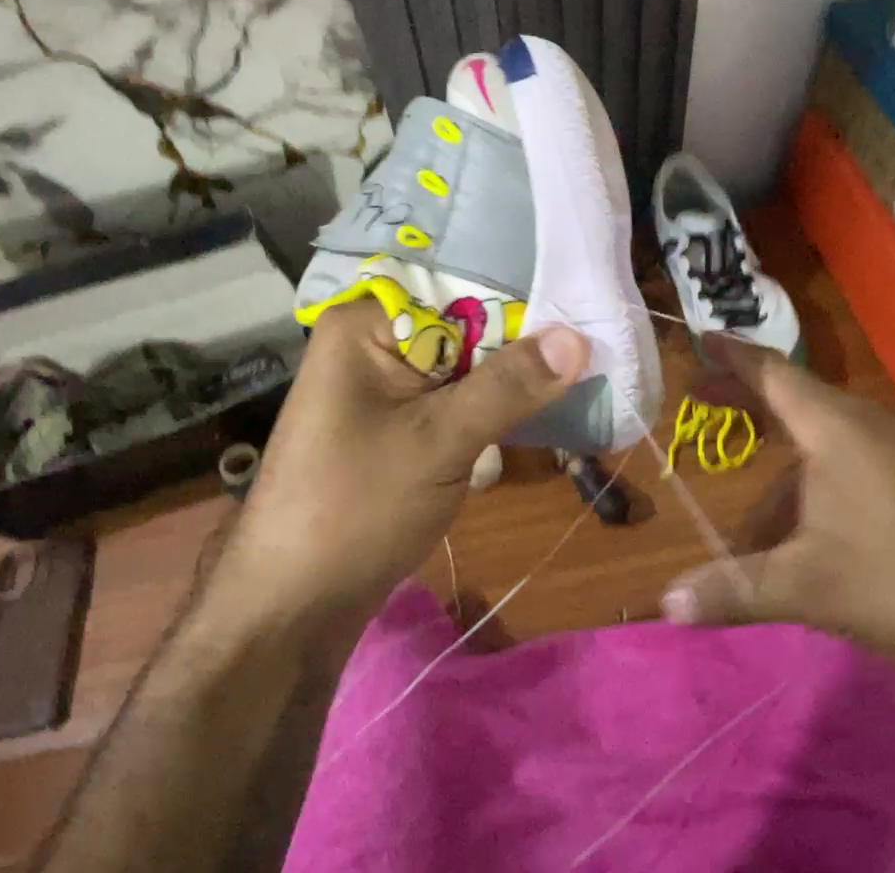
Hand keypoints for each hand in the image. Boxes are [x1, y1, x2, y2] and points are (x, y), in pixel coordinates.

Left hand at [227, 298, 588, 615]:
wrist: (294, 605)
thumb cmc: (356, 509)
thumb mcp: (439, 440)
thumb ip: (508, 386)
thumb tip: (577, 337)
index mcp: (366, 326)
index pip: (459, 289)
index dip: (523, 297)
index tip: (588, 306)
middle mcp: (372, 346)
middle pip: (465, 327)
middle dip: (525, 344)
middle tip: (600, 347)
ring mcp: (383, 392)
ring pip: (466, 370)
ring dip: (515, 382)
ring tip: (590, 377)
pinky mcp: (397, 431)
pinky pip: (454, 404)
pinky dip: (494, 411)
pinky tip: (546, 415)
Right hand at [661, 335, 894, 694]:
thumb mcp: (813, 590)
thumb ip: (736, 590)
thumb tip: (665, 602)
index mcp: (838, 432)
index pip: (774, 374)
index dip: (732, 355)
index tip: (700, 337)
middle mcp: (874, 428)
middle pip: (798, 403)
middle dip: (747, 404)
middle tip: (702, 402)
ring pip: (829, 448)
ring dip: (785, 473)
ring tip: (756, 528)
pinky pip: (860, 470)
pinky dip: (822, 489)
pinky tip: (819, 543)